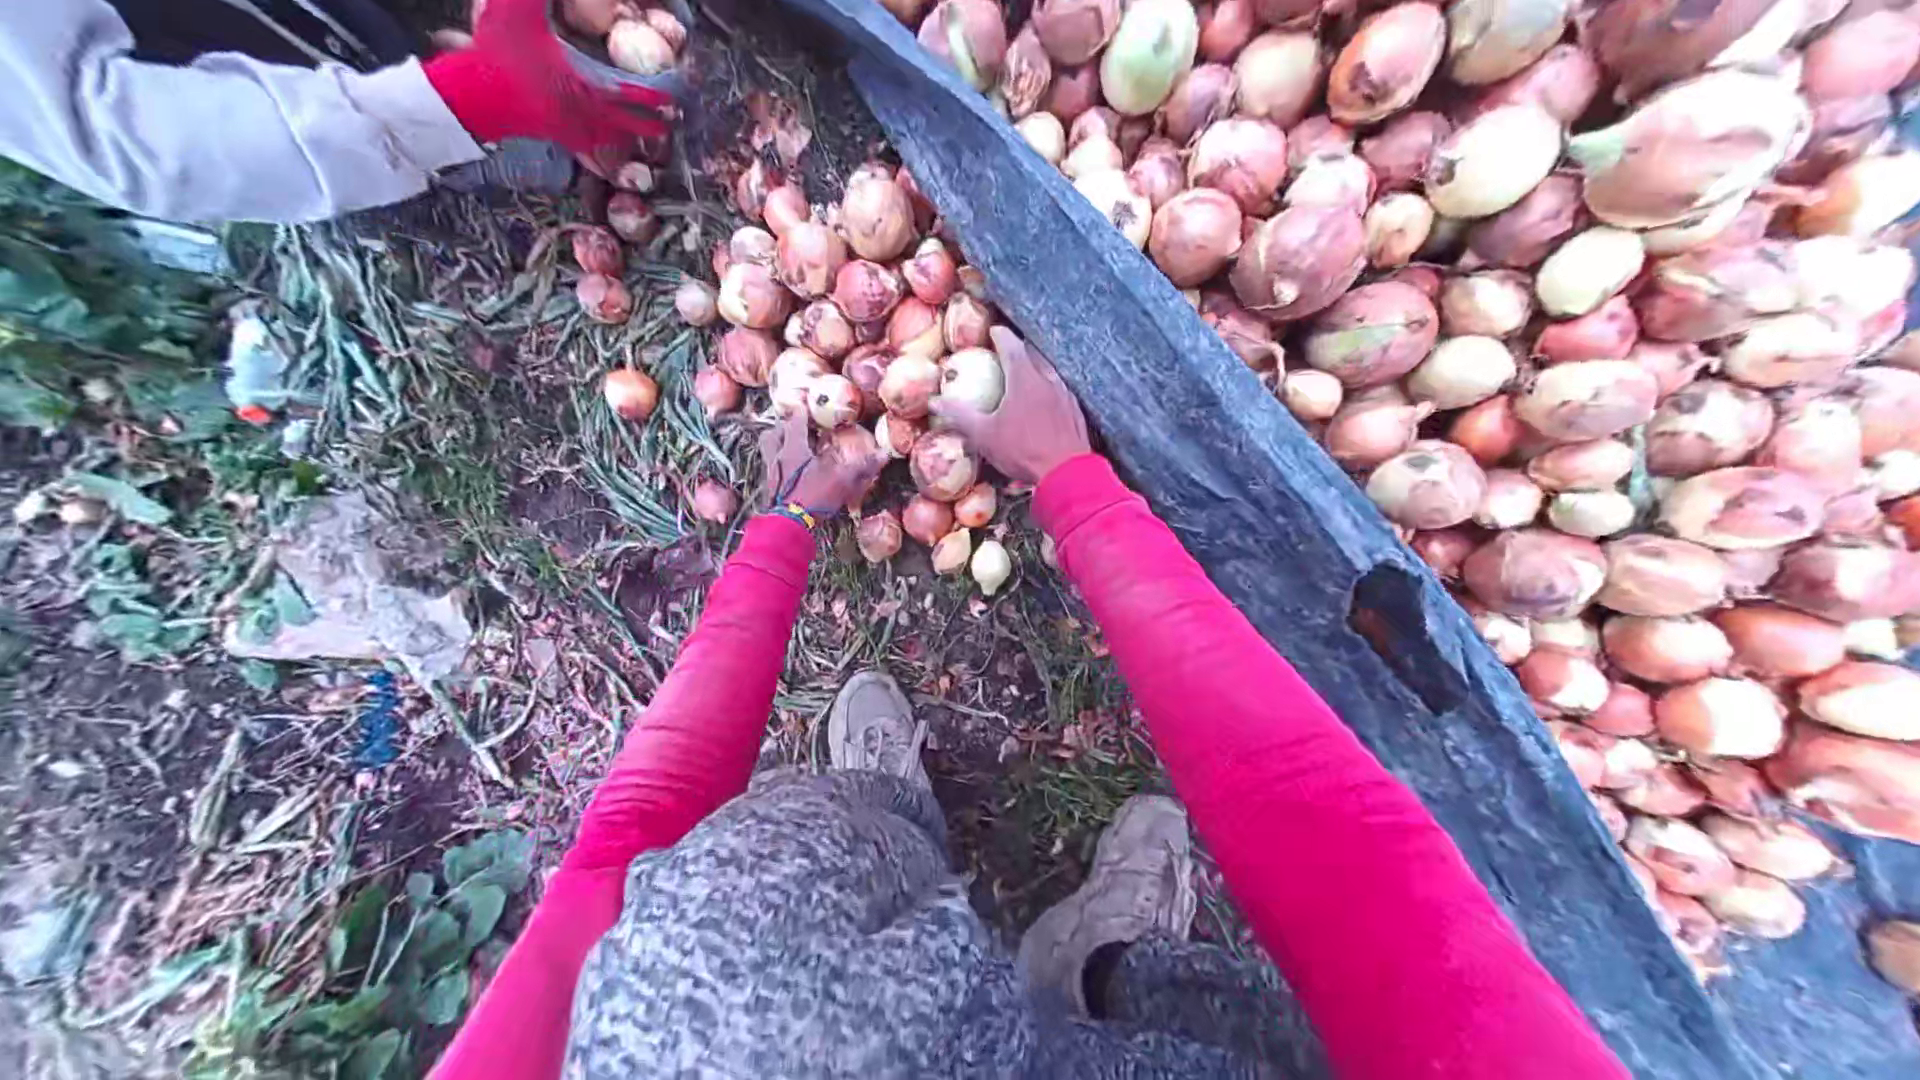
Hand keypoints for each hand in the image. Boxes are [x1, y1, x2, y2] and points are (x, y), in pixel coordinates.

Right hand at [423, 0, 672, 162]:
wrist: (479, 94)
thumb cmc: (501, 52)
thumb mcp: (517, 8)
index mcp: (590, 87)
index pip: (636, 95)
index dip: (659, 94)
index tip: (676, 92)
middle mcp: (593, 116)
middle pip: (638, 128)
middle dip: (659, 125)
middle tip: (675, 120)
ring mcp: (582, 133)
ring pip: (622, 143)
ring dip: (639, 139)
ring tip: (657, 134)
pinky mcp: (569, 141)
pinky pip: (600, 152)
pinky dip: (614, 149)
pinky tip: (621, 146)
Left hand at [759, 413, 887, 516]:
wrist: (788, 526)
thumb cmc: (813, 497)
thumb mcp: (842, 480)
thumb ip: (862, 466)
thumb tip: (884, 453)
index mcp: (793, 448)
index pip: (794, 421)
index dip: (801, 411)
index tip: (806, 405)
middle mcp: (777, 457)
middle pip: (773, 434)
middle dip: (783, 427)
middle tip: (795, 427)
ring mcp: (770, 474)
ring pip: (769, 451)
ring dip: (778, 446)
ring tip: (791, 448)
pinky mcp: (769, 490)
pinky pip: (772, 470)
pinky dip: (780, 467)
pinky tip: (791, 473)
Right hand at [931, 327, 1090, 484]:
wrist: (1066, 473)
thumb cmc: (1022, 451)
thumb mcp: (984, 435)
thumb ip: (959, 416)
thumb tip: (935, 402)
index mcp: (1024, 378)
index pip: (1011, 344)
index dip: (1000, 335)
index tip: (993, 332)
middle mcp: (1048, 379)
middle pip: (1033, 352)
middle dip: (1019, 347)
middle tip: (1007, 351)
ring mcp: (1065, 394)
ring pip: (1049, 370)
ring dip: (1036, 367)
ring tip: (1025, 375)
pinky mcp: (1076, 410)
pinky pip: (1061, 389)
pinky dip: (1050, 388)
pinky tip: (1045, 401)